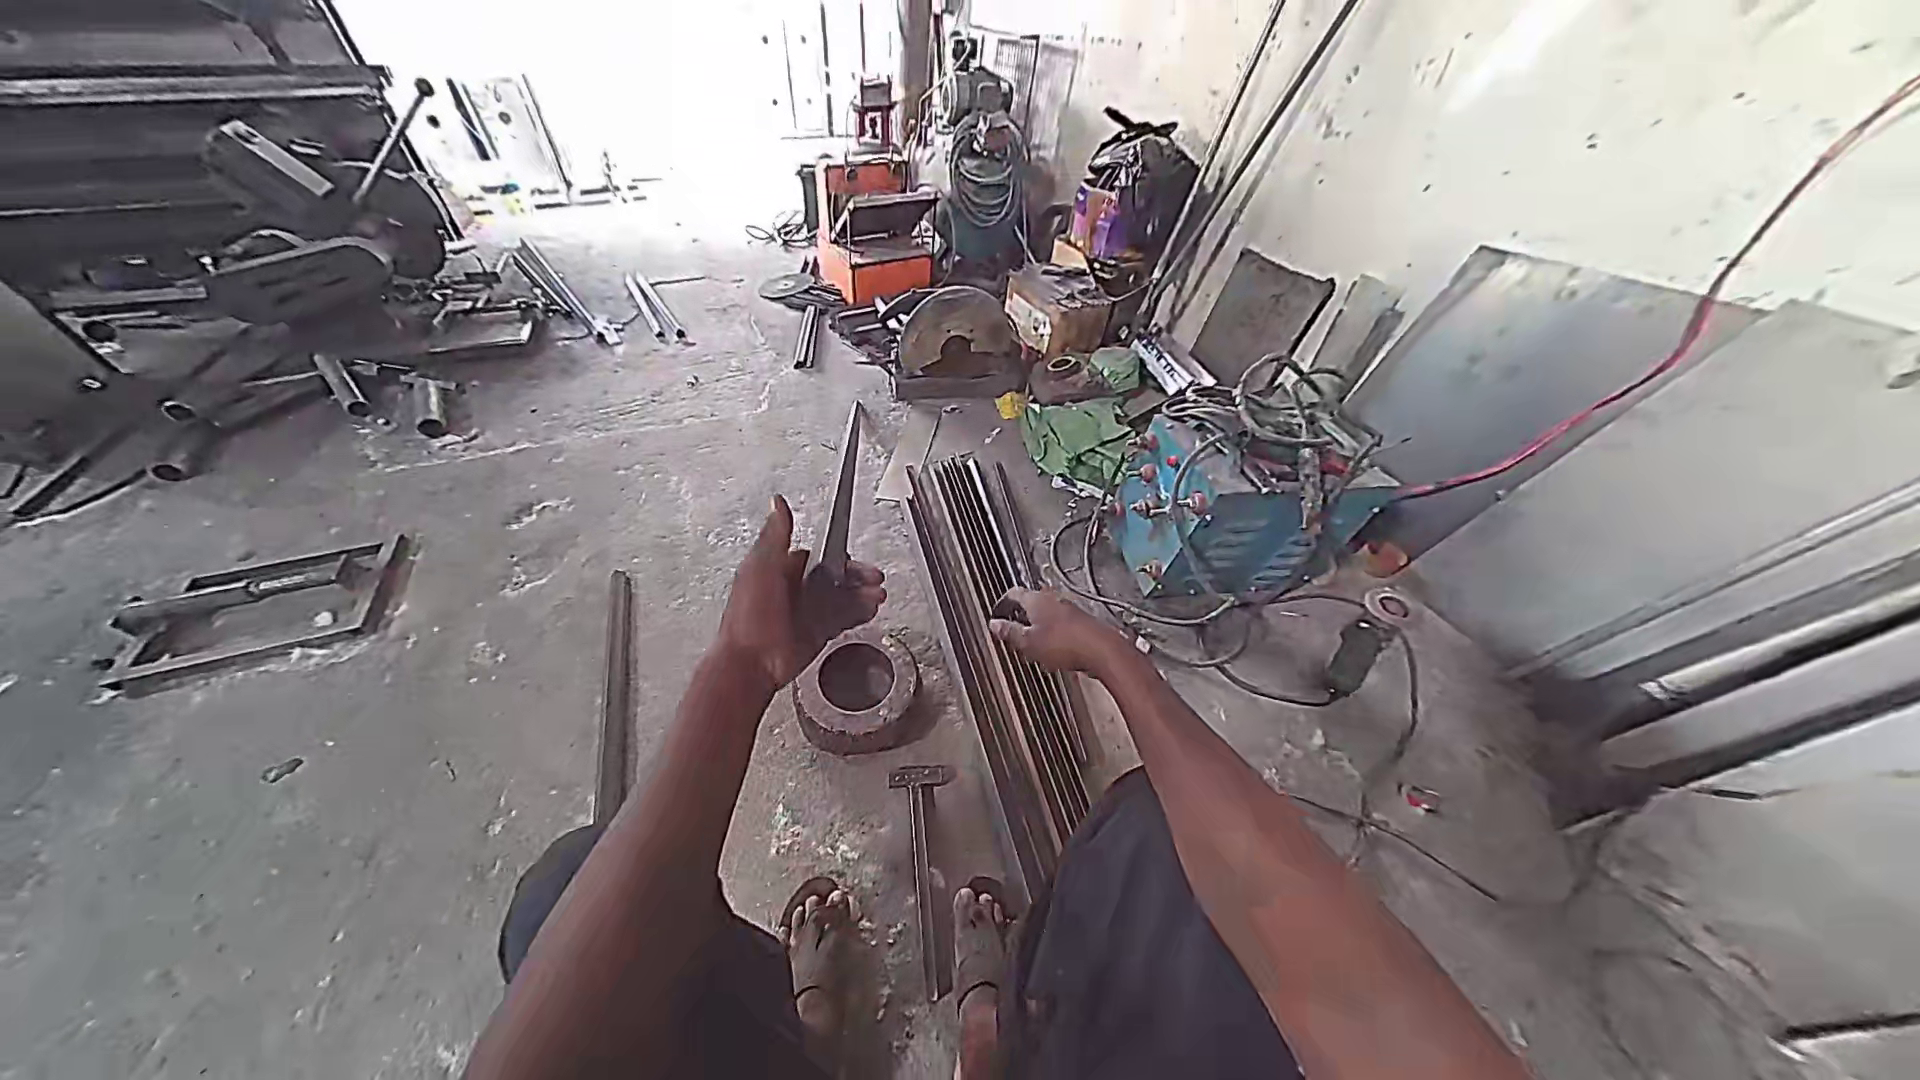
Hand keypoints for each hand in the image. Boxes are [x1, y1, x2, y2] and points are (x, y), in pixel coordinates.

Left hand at [718, 495, 885, 689]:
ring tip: (877, 595)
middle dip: (857, 576)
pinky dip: (859, 613)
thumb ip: (775, 535)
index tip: (854, 558)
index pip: (818, 555)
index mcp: (780, 569)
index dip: (839, 554)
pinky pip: (843, 618)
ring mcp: (806, 612)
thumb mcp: (762, 567)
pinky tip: (871, 609)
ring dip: (862, 594)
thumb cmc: (749, 617)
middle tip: (875, 578)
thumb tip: (778, 503)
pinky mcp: (816, 632)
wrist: (751, 664)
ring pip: (842, 597)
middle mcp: (795, 589)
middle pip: (835, 576)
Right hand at [988, 587, 1129, 673]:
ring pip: (1047, 613)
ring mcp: (1070, 609)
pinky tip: (1054, 650)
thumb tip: (994, 624)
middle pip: (1031, 602)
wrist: (1102, 651)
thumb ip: (1010, 632)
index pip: (1014, 593)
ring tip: (1032, 643)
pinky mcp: (1082, 622)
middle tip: (1012, 630)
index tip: (997, 614)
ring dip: (1038, 625)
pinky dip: (1053, 633)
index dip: (1003, 603)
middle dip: (1021, 616)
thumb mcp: (1029, 642)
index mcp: (1036, 600)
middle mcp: (1053, 599)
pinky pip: (1062, 624)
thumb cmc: (1065, 644)